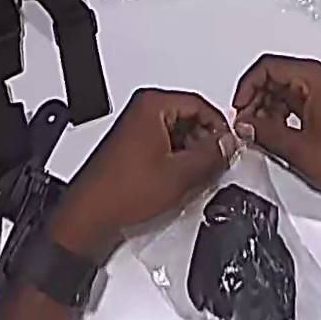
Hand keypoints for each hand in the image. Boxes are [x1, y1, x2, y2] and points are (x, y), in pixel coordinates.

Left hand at [49, 89, 235, 262]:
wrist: (91, 215)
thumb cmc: (122, 190)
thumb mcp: (180, 175)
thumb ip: (210, 156)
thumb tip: (227, 144)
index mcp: (152, 104)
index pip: (198, 104)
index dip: (219, 126)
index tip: (230, 145)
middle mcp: (142, 109)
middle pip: (188, 115)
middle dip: (204, 140)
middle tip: (216, 162)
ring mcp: (136, 126)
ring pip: (177, 131)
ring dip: (191, 152)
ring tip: (196, 176)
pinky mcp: (133, 144)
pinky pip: (165, 143)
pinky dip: (176, 158)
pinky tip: (179, 180)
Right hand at [233, 55, 320, 216]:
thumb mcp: (301, 150)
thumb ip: (266, 134)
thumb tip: (244, 126)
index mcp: (309, 78)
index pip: (265, 67)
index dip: (246, 88)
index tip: (239, 110)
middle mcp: (314, 80)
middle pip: (270, 78)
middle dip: (254, 101)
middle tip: (245, 126)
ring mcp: (318, 95)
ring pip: (278, 93)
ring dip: (265, 113)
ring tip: (259, 137)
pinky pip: (290, 106)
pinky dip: (278, 120)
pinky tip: (275, 140)